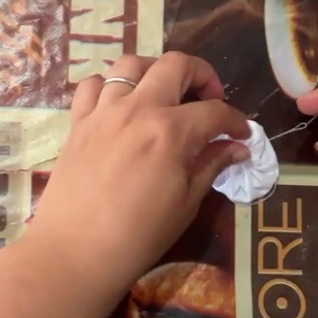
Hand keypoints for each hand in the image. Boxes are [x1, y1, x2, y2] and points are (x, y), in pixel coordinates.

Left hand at [29, 53, 249, 300]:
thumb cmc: (139, 236)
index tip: (241, 134)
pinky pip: (92, 85)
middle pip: (176, 65)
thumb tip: (237, 148)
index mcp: (171, 132)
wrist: (75, 253)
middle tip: (207, 100)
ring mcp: (103, 112)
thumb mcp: (186, 203)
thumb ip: (211, 165)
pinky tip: (120, 106)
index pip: (215, 111)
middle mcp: (138, 109)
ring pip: (131, 64)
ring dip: (154, 73)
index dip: (235, 121)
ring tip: (163, 96)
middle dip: (201, 75)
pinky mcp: (78, 122)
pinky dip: (109, 86)